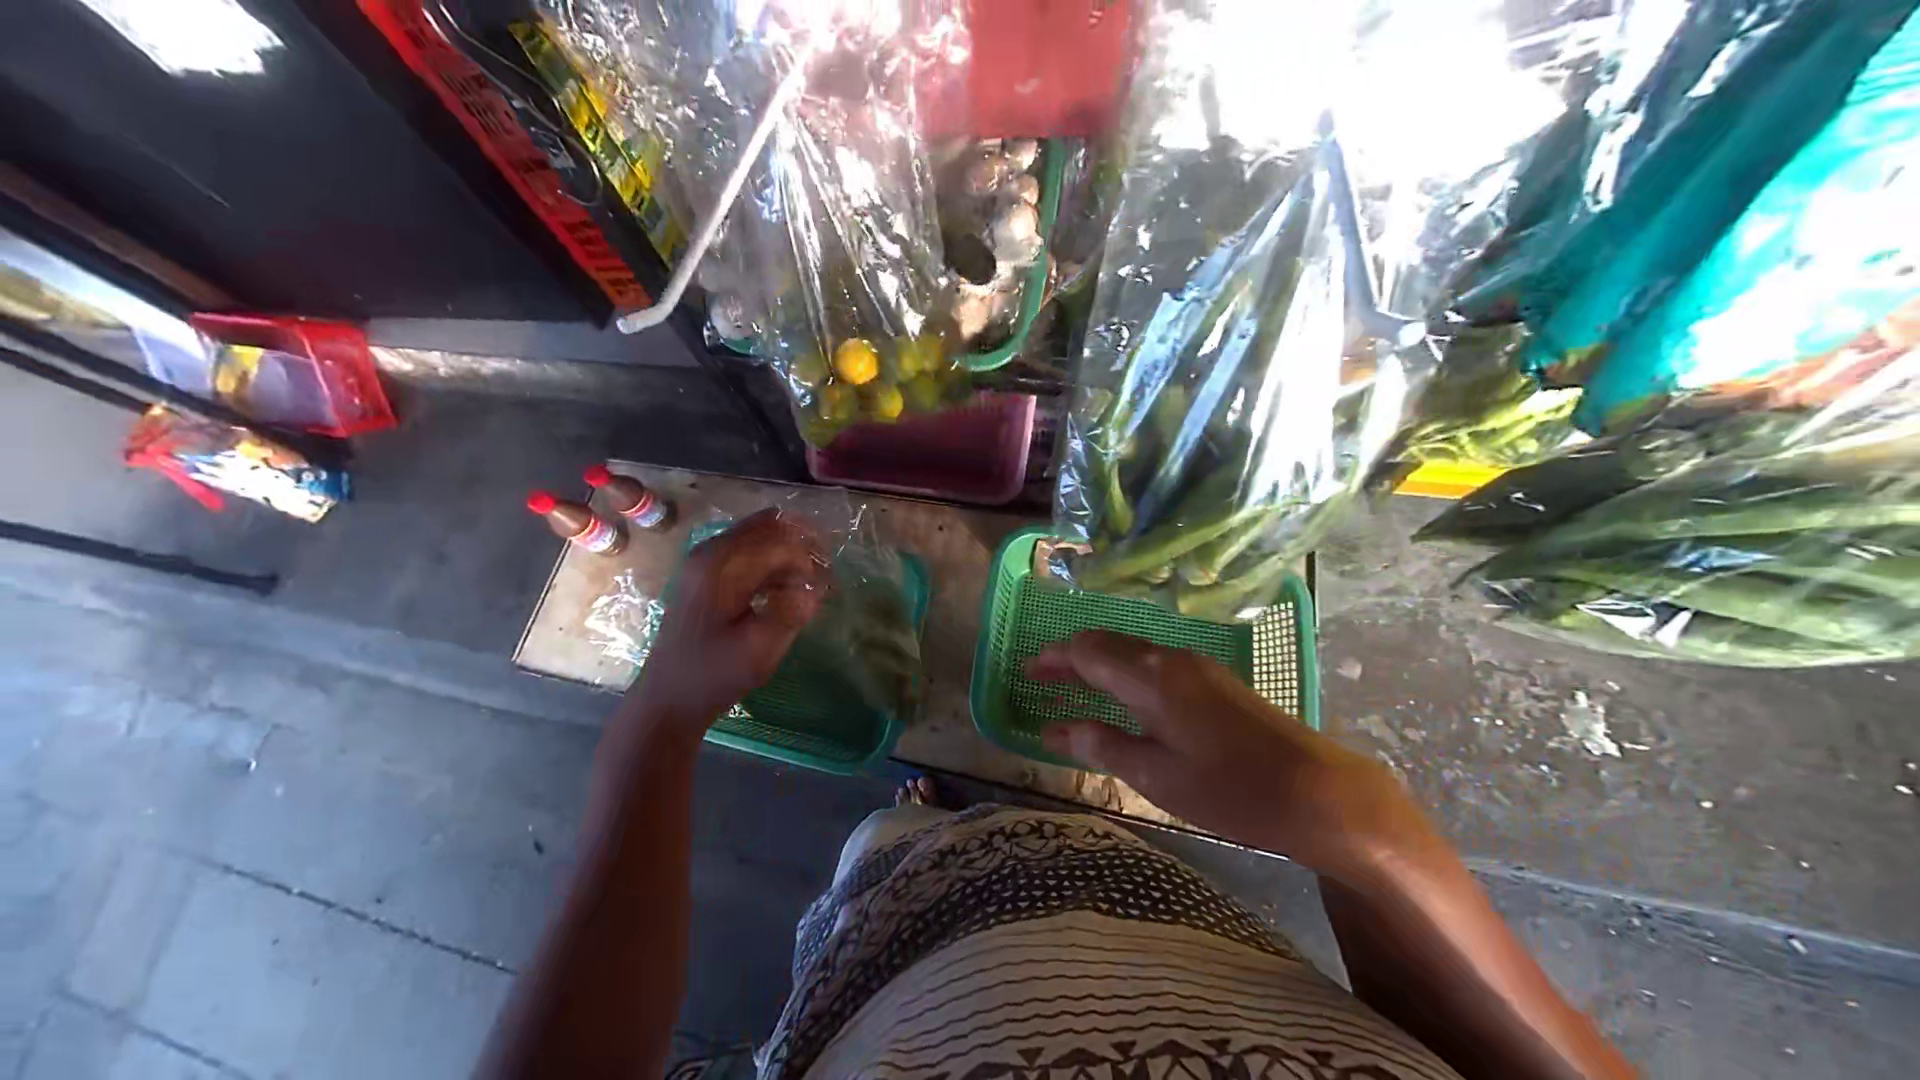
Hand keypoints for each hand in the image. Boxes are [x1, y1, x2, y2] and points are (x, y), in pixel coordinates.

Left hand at [629, 509, 827, 727]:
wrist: (668, 699)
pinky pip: (749, 553)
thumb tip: (815, 587)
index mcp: (719, 566)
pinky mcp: (707, 575)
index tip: (823, 588)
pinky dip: (773, 564)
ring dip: (789, 554)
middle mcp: (710, 553)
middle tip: (824, 575)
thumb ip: (790, 614)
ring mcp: (705, 562)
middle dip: (801, 545)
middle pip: (768, 526)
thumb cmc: (712, 676)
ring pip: (760, 537)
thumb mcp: (759, 651)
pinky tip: (786, 590)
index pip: (777, 540)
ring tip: (810, 584)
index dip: (806, 560)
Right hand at [1027, 631, 1434, 884]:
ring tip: (1073, 686)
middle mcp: (1171, 658)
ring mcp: (1198, 665)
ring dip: (1098, 663)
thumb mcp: (1154, 775)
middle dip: (1070, 657)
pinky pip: (1154, 662)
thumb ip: (1099, 745)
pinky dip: (1125, 671)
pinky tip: (1123, 696)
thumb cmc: (1228, 788)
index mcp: (1150, 677)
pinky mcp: (1216, 680)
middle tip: (1041, 679)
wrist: (1318, 791)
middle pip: (1108, 643)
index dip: (1053, 658)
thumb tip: (1051, 732)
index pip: (1087, 650)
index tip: (1025, 672)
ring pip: (1133, 651)